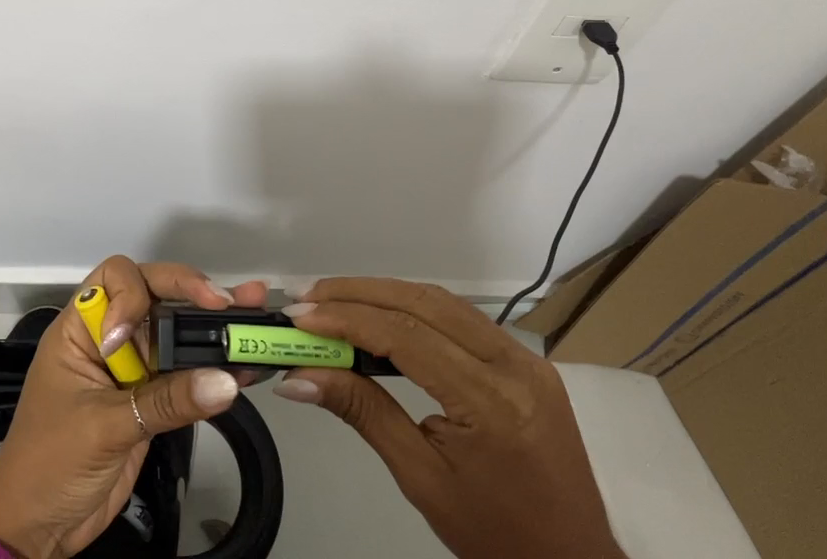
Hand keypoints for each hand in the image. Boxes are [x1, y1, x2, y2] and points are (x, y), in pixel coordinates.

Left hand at [0, 257, 268, 558]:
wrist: (39, 526)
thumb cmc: (49, 464)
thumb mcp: (103, 427)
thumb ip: (164, 402)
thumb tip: (224, 381)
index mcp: (79, 331)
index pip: (112, 279)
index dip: (134, 293)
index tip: (142, 334)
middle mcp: (109, 339)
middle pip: (153, 296)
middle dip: (191, 292)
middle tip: (230, 302)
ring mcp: (132, 369)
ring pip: (175, 333)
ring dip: (213, 325)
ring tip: (254, 313)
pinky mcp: (152, 400)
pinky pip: (187, 375)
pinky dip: (216, 368)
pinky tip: (249, 365)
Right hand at [272, 279, 624, 558]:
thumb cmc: (493, 533)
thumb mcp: (420, 478)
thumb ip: (363, 413)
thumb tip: (297, 378)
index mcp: (491, 402)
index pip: (406, 336)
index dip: (346, 319)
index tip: (298, 317)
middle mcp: (515, 366)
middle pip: (425, 303)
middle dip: (358, 293)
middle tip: (307, 298)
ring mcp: (527, 359)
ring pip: (444, 302)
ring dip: (384, 293)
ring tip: (332, 301)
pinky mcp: (528, 362)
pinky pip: (463, 319)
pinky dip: (414, 309)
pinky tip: (380, 316)